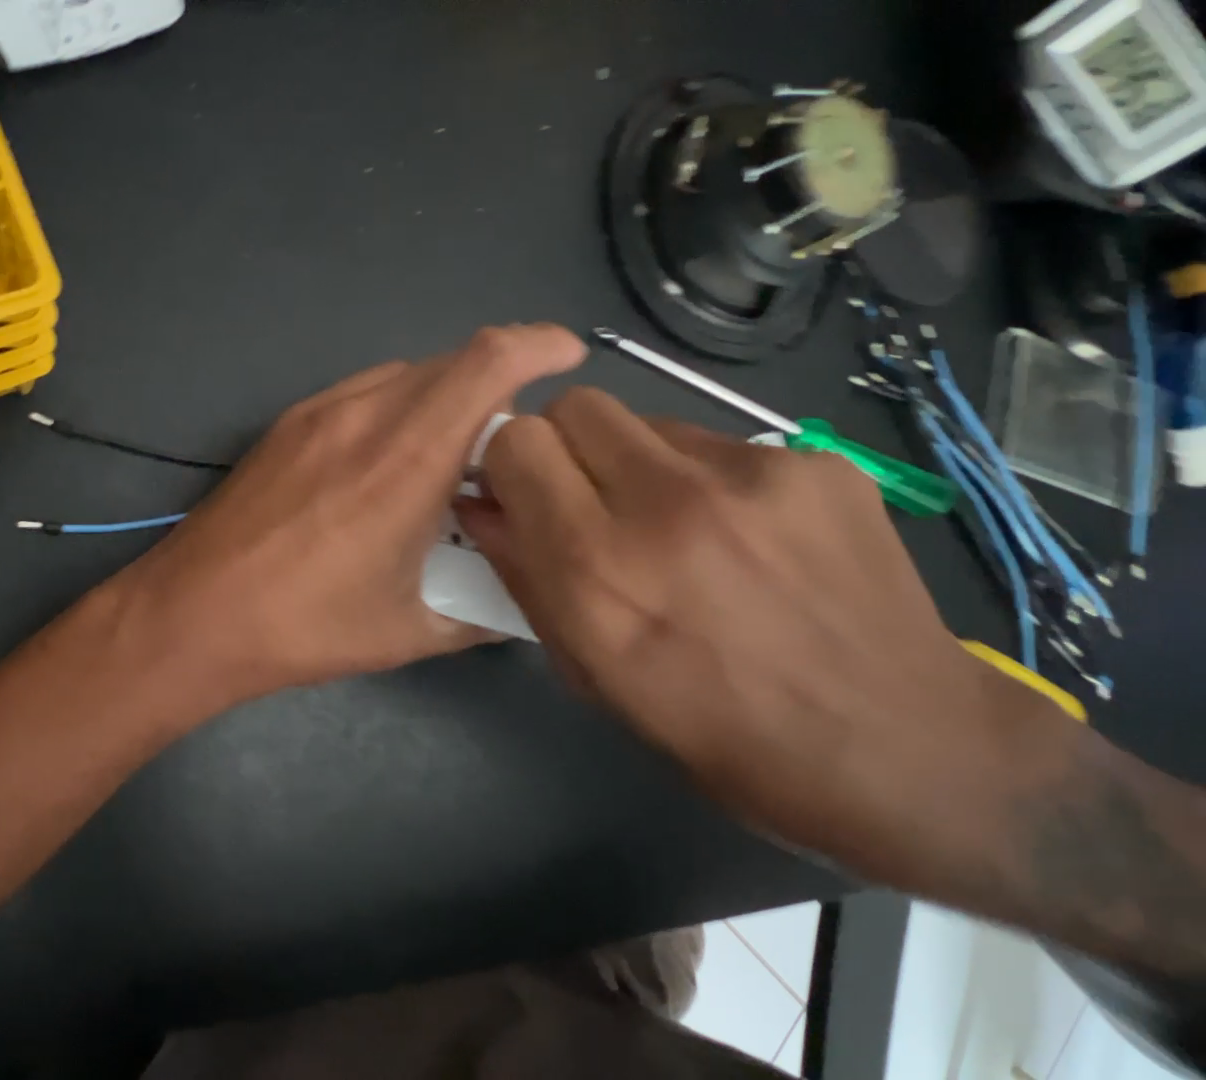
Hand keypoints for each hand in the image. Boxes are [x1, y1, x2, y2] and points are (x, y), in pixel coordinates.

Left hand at [107, 325, 585, 712]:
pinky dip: (397, 408)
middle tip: (507, 444)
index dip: (539, 343)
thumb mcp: (409, 630)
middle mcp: (365, 414)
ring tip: (448, 456)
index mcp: (408, 456)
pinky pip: (361, 392)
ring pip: (404, 374)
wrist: (193, 614)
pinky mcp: (284, 426)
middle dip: (496, 386)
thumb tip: (523, 604)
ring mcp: (318, 414)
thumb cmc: (305, 626)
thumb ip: (482, 613)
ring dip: (442, 397)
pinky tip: (388, 464)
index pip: (489, 361)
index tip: (569, 356)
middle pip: (452, 362)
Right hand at [456, 388, 1070, 873]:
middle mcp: (665, 504)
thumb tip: (482, 507)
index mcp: (597, 570)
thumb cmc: (714, 734)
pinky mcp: (816, 463)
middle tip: (586, 500)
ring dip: (634, 461)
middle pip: (576, 405)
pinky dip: (707, 478)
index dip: (510, 467)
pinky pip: (721, 444)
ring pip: (647, 418)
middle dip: (564, 446)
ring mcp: (750, 475)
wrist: (896, 748)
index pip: (516, 444)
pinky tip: (745, 537)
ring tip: (675, 527)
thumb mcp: (591, 674)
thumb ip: (525, 577)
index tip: (522, 497)